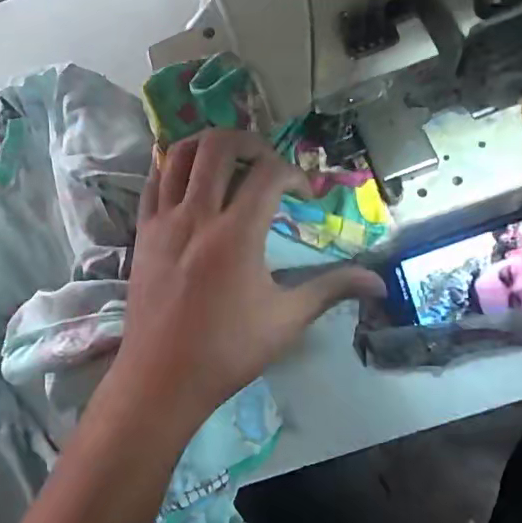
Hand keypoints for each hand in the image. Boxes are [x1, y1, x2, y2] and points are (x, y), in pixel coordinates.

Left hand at [111, 129, 384, 426]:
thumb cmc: (228, 351)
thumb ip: (332, 289)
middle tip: (268, 163)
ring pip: (178, 154)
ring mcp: (163, 221)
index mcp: (236, 234)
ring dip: (208, 146)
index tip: (305, 196)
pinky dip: (174, 168)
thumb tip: (379, 282)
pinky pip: (153, 181)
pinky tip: (192, 182)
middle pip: (219, 145)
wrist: (161, 380)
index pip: (268, 174)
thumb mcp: (287, 320)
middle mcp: (197, 215)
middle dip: (250, 142)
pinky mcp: (142, 233)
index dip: (295, 174)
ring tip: (230, 162)